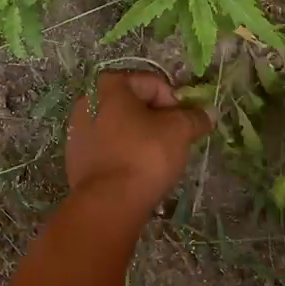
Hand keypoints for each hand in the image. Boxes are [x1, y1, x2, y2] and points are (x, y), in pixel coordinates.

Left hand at [64, 71, 212, 212]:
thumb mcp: (178, 131)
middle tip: (175, 145)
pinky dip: (125, 154)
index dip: (176, 104)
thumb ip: (194, 117)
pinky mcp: (77, 154)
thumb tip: (208, 112)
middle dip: (159, 121)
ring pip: (122, 127)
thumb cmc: (143, 155)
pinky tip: (136, 173)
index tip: (186, 128)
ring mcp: (78, 127)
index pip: (153, 84)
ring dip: (142, 138)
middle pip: (136, 104)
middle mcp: (88, 98)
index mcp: (109, 83)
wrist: (107, 202)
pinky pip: (110, 147)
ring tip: (157, 162)